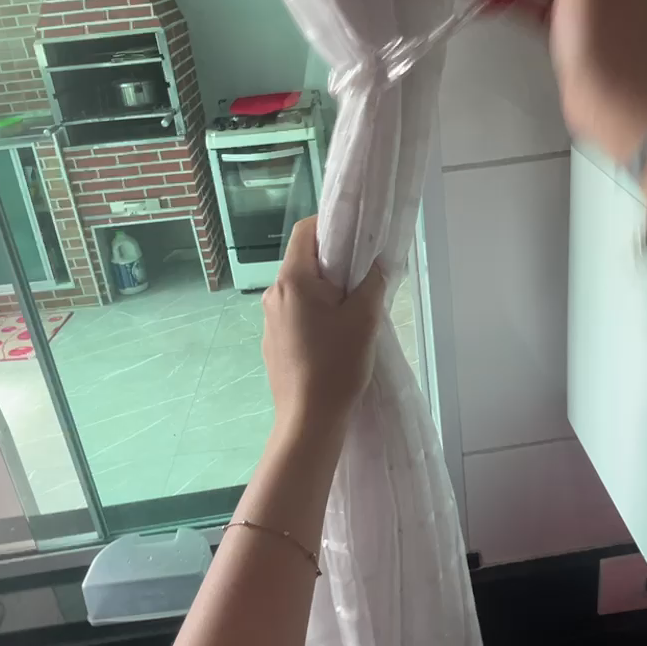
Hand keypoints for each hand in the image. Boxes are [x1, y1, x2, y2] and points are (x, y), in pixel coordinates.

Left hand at [262, 218, 385, 438]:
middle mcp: (274, 294)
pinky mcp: (273, 342)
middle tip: (363, 278)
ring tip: (353, 312)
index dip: (332, 225)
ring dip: (326, 291)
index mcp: (293, 280)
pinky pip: (296, 314)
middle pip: (303, 260)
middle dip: (334, 263)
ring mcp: (270, 320)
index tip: (358, 237)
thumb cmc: (338, 364)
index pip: (306, 231)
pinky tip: (334, 338)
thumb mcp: (365, 317)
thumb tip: (376, 264)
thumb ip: (373, 281)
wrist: (309, 419)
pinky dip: (315, 314)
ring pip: (301, 290)